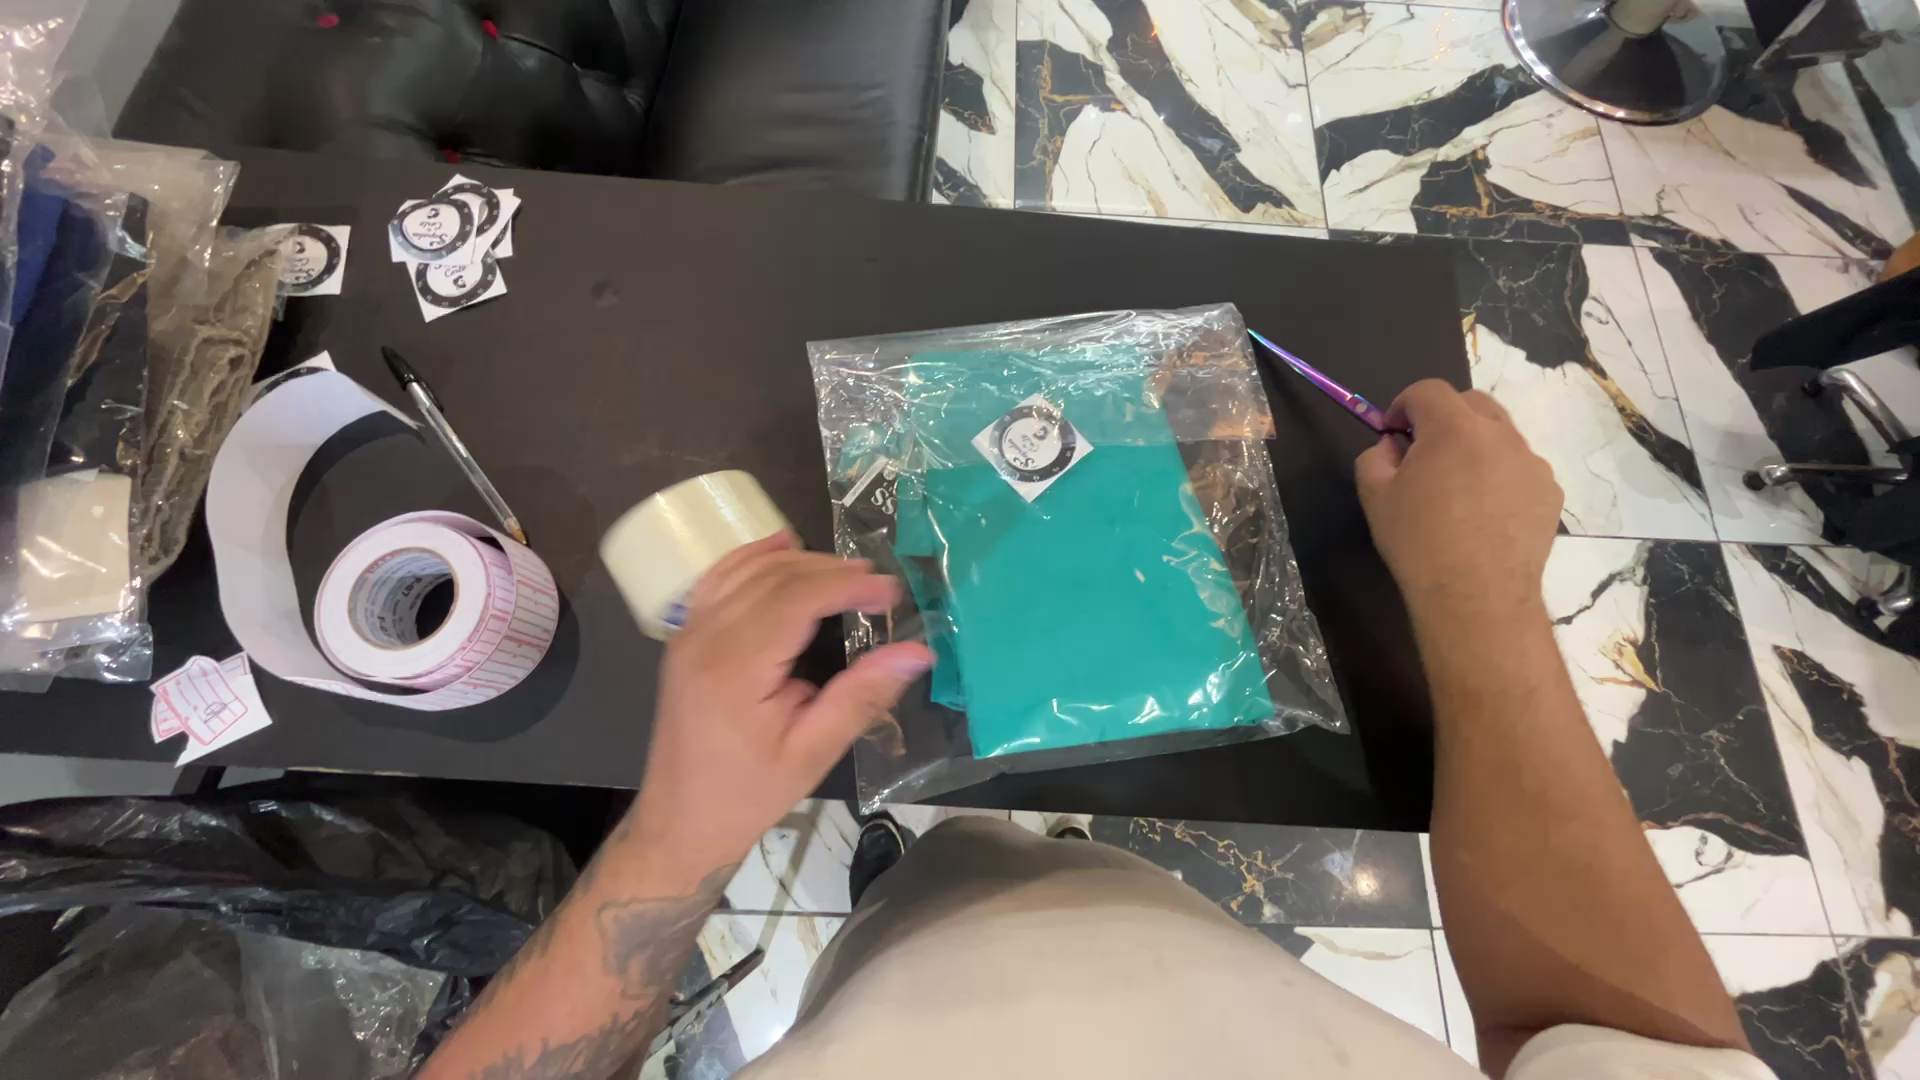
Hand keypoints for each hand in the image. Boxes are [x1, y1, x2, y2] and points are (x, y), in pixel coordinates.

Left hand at [630, 533, 932, 875]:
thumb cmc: (748, 794)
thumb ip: (862, 696)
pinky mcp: (685, 637)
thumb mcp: (813, 753)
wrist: (680, 821)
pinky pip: (718, 578)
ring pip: (747, 570)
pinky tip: (782, 546)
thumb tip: (916, 652)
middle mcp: (705, 639)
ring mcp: (688, 633)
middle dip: (831, 571)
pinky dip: (753, 557)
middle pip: (774, 577)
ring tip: (847, 571)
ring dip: (799, 561)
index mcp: (735, 669)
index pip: (797, 599)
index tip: (891, 592)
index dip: (848, 586)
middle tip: (877, 583)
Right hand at [1355, 380, 1561, 627]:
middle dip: (1441, 416)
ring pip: (1498, 434)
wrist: (1475, 593)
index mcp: (1453, 429)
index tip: (1391, 432)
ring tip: (1453, 488)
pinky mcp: (1550, 491)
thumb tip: (1391, 445)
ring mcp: (1531, 462)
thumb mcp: (1374, 496)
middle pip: (1471, 402)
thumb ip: (1375, 456)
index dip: (1403, 404)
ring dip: (1471, 445)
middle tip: (1421, 452)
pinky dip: (1496, 474)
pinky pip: (1517, 467)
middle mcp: (1500, 435)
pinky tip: (1480, 513)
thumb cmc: (1416, 540)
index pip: (1428, 390)